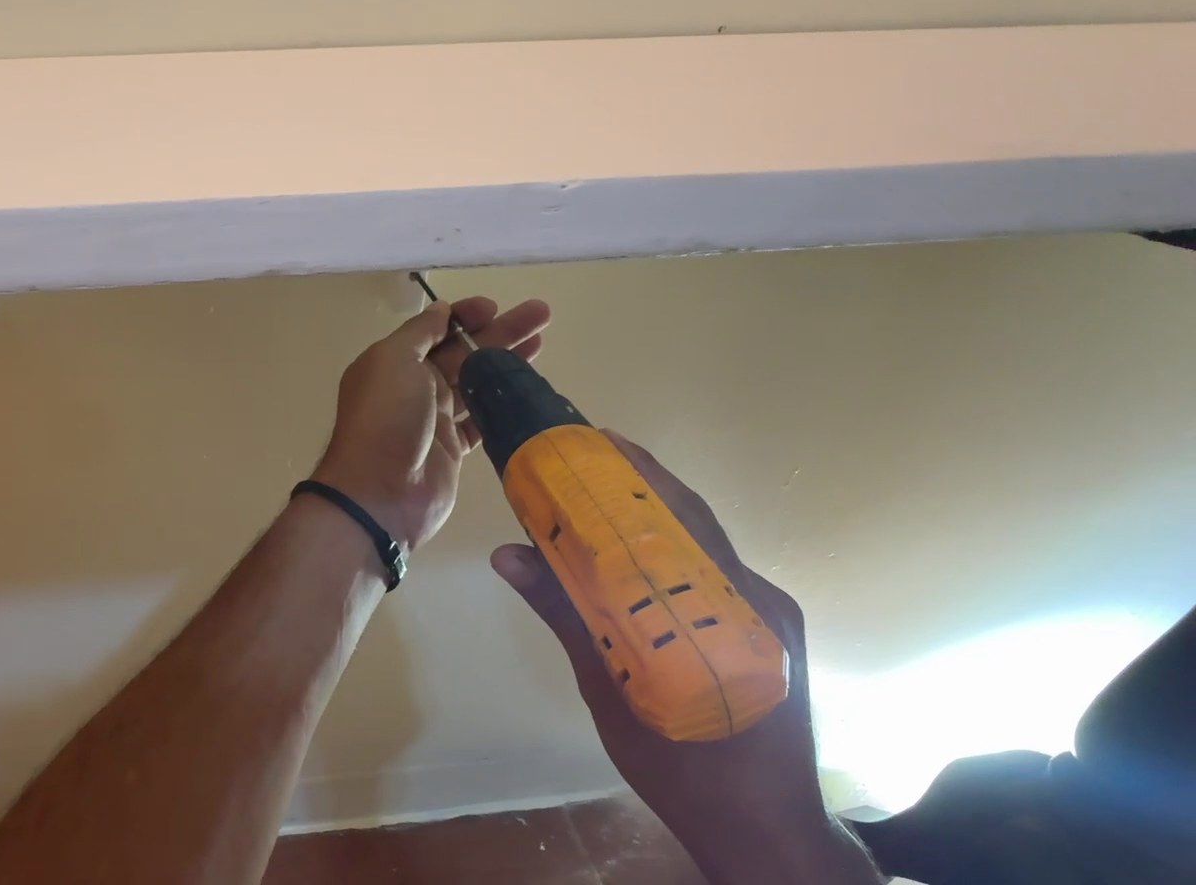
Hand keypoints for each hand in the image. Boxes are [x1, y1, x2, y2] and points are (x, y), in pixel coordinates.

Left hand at [310, 295, 549, 550]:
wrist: (380, 493)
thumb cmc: (385, 418)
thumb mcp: (394, 360)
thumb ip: (419, 333)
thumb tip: (440, 310)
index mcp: (395, 361)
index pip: (435, 329)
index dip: (464, 316)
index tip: (495, 307)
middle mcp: (413, 387)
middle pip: (463, 352)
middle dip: (500, 332)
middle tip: (541, 314)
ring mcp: (434, 419)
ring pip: (477, 383)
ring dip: (506, 363)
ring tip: (542, 342)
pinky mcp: (453, 450)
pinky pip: (482, 420)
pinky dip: (503, 404)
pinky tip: (529, 390)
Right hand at [489, 433, 880, 884]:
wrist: (768, 837)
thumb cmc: (684, 771)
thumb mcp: (613, 693)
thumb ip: (566, 615)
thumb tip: (509, 555)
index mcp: (728, 612)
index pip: (680, 519)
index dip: (636, 474)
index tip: (592, 441)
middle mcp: (759, 599)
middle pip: (694, 520)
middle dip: (640, 480)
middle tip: (587, 453)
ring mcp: (769, 614)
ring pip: (705, 543)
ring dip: (655, 510)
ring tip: (602, 489)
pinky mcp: (770, 629)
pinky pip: (714, 571)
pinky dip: (672, 547)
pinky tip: (636, 549)